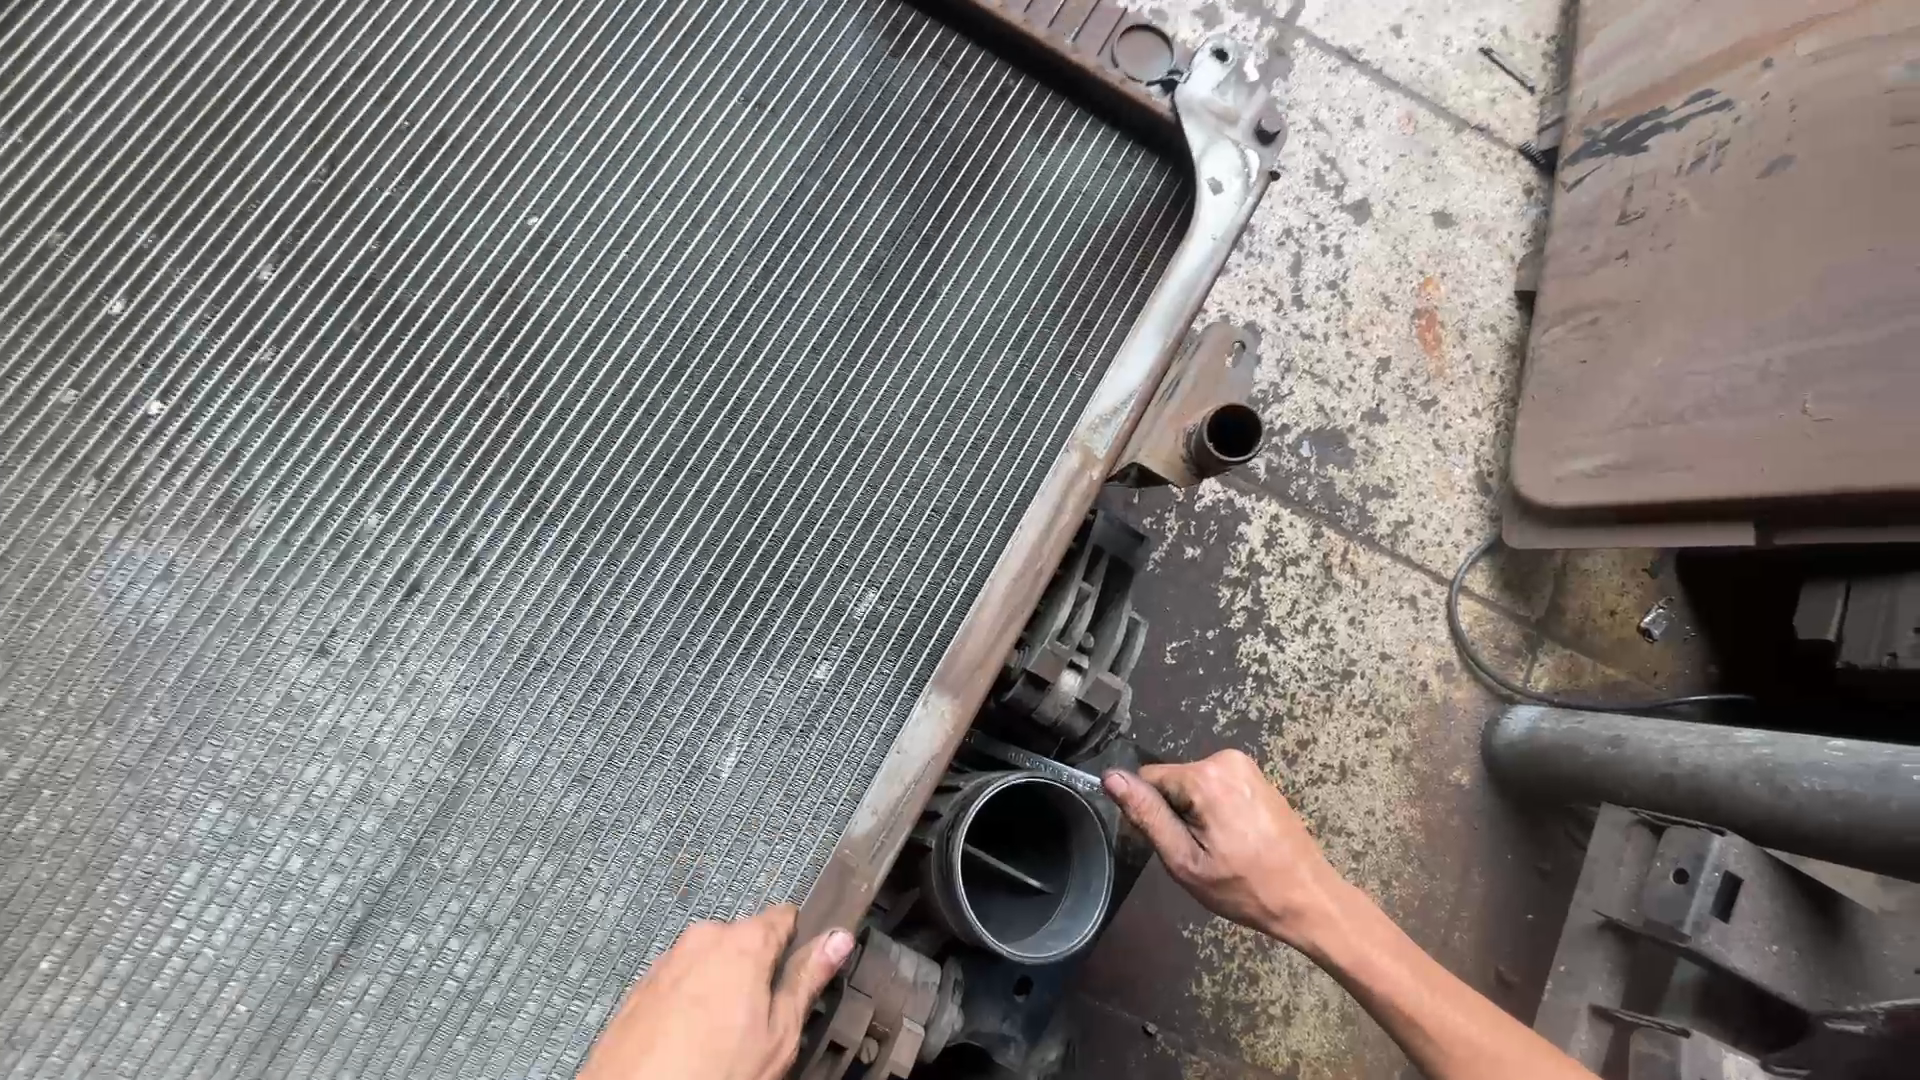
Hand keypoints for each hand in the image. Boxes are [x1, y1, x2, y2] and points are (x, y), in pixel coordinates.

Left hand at [577, 905, 853, 1079]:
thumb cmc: (709, 1076)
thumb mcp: (778, 1034)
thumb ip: (809, 978)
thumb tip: (839, 938)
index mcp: (744, 941)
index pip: (786, 916)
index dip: (799, 944)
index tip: (801, 973)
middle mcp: (704, 938)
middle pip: (747, 940)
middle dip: (757, 971)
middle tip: (762, 1021)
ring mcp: (668, 961)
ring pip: (711, 962)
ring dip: (721, 988)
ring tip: (722, 1039)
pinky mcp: (641, 988)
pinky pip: (680, 983)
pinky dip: (689, 1004)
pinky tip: (690, 1043)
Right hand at [1103, 749, 1349, 948]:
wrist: (1310, 899)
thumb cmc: (1245, 888)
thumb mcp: (1185, 860)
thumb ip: (1146, 815)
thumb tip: (1110, 777)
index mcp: (1206, 776)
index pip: (1148, 779)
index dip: (1155, 814)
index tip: (1179, 844)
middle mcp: (1225, 758)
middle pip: (1173, 781)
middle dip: (1179, 813)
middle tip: (1204, 853)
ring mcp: (1245, 765)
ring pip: (1192, 785)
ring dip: (1197, 813)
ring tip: (1223, 848)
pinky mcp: (1257, 775)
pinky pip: (1215, 785)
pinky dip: (1216, 809)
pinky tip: (1237, 838)